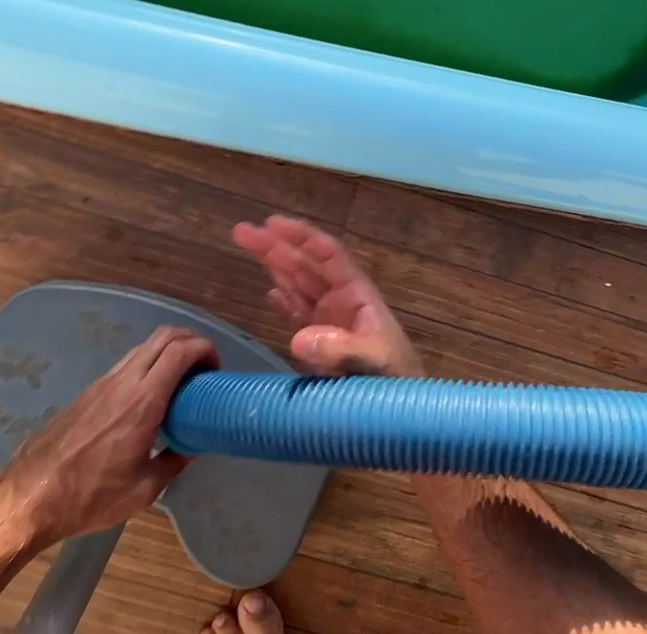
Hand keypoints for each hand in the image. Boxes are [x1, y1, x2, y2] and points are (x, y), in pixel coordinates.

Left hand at [0, 326, 217, 545]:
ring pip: (144, 346)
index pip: (180, 351)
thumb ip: (174, 463)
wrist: (30, 497)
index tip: (216, 368)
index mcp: (143, 401)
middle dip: (191, 340)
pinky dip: (149, 364)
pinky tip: (152, 395)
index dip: (205, 349)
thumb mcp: (144, 489)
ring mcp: (103, 383)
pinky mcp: (89, 391)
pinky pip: (127, 363)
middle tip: (204, 367)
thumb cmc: (90, 496)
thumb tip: (193, 447)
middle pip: (164, 336)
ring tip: (181, 379)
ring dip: (168, 350)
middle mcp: (124, 381)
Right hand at [233, 216, 423, 377]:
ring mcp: (331, 327)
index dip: (301, 237)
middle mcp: (342, 305)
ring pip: (298, 287)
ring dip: (274, 268)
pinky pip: (298, 319)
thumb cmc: (397, 385)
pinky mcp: (322, 351)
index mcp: (358, 296)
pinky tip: (271, 295)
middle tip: (241, 231)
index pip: (328, 256)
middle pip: (305, 267)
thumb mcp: (374, 364)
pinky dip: (284, 306)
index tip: (272, 223)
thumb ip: (340, 350)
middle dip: (276, 247)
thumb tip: (298, 338)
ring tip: (248, 248)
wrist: (405, 423)